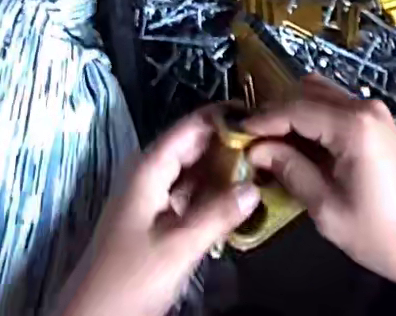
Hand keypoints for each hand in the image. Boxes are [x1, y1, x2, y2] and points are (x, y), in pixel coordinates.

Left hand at [55, 107, 260, 315]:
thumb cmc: (129, 279)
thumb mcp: (177, 248)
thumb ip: (217, 215)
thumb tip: (255, 187)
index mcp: (150, 166)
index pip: (192, 126)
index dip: (223, 117)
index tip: (257, 116)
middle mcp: (150, 173)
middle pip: (193, 146)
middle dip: (227, 144)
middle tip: (266, 145)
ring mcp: (151, 196)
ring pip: (192, 172)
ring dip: (222, 171)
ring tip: (260, 167)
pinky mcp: (155, 220)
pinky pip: (188, 195)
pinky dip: (211, 194)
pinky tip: (237, 200)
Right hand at [242, 77, 395, 315]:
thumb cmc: (381, 233)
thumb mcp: (327, 208)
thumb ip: (290, 170)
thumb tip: (255, 150)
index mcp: (352, 124)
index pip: (296, 108)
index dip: (263, 119)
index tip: (237, 131)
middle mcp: (363, 105)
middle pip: (306, 91)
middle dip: (276, 111)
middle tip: (252, 138)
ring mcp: (372, 109)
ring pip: (320, 92)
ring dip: (294, 111)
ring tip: (271, 140)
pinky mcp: (376, 120)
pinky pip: (334, 104)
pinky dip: (312, 116)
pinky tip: (299, 142)